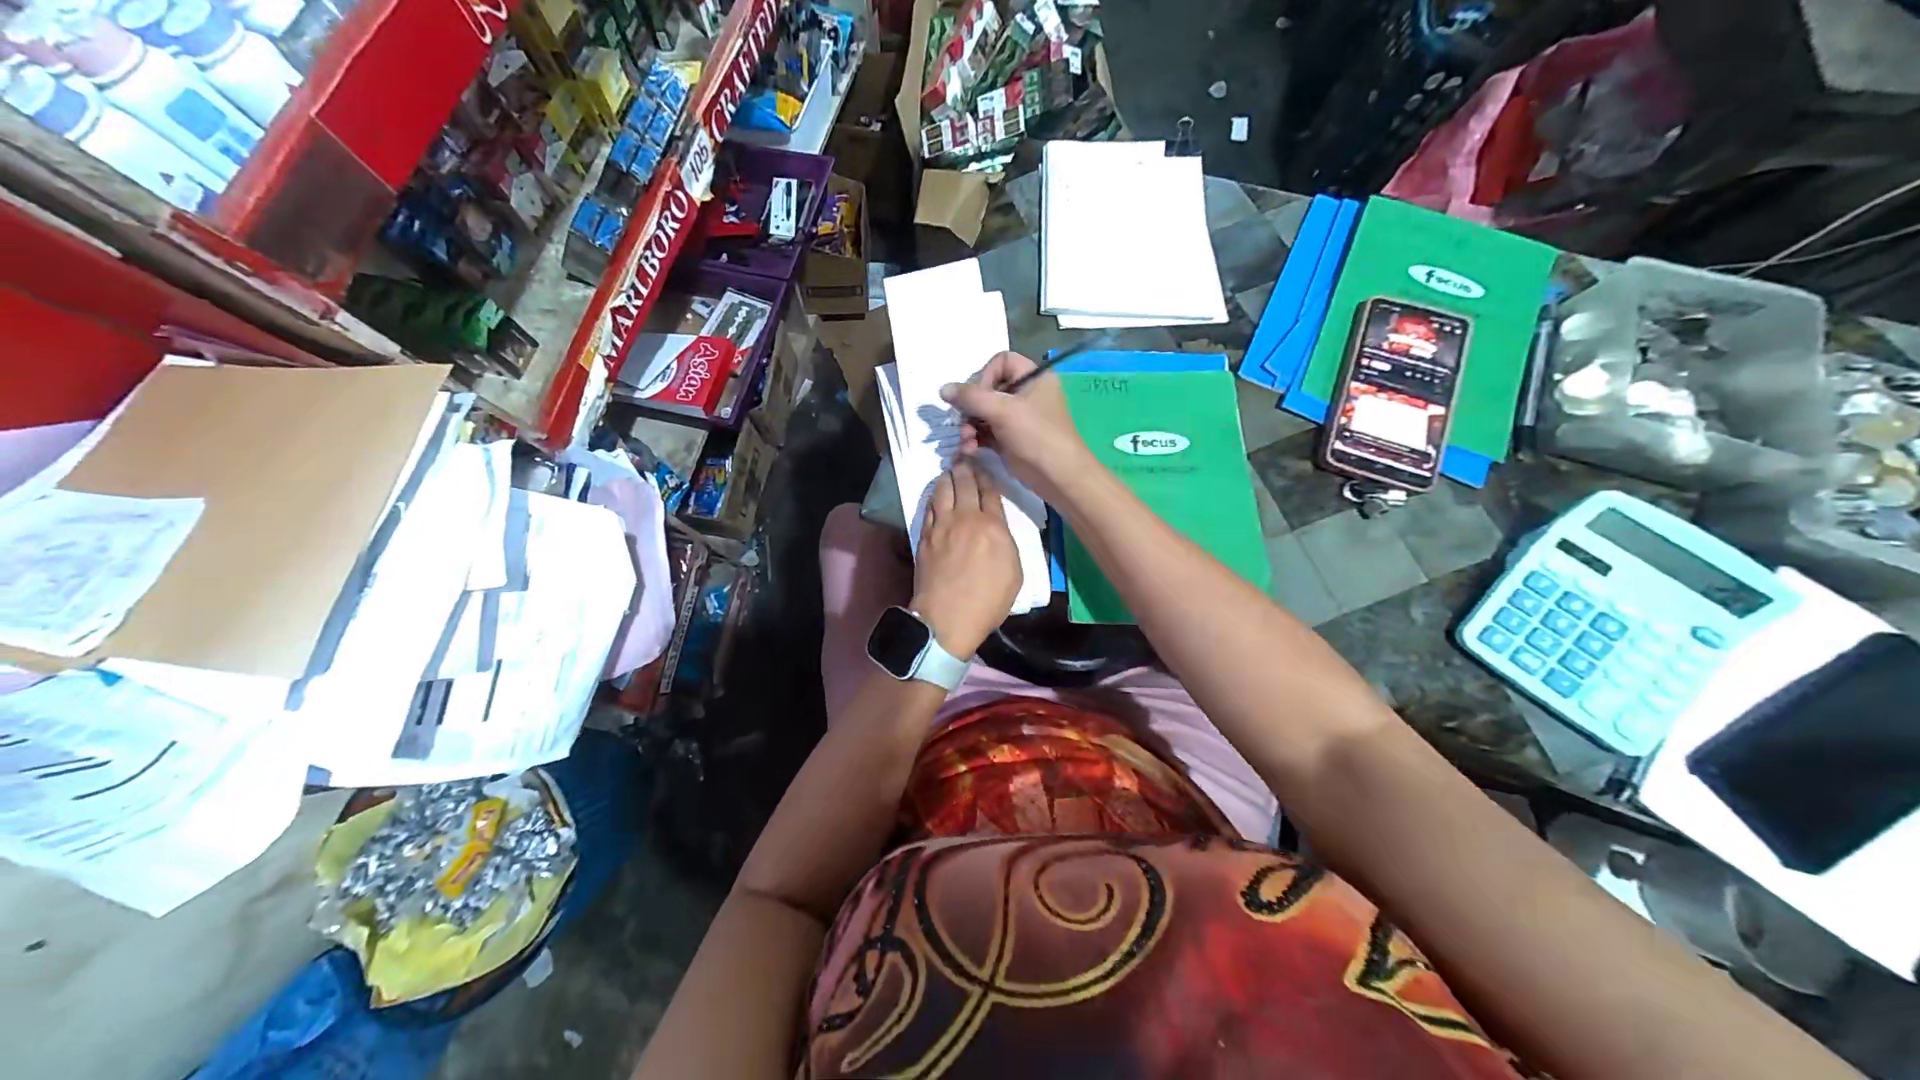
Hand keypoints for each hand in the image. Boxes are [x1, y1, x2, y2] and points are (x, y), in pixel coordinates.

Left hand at [910, 460, 1019, 657]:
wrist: (948, 618)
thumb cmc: (988, 601)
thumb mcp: (1014, 573)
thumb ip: (1007, 543)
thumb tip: (1000, 529)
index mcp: (993, 526)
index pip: (991, 491)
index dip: (988, 476)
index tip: (986, 467)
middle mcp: (967, 518)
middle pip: (966, 484)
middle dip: (967, 468)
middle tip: (966, 457)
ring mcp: (943, 525)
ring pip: (944, 490)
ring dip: (949, 476)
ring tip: (951, 470)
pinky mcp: (925, 536)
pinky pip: (930, 507)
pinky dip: (935, 495)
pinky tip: (937, 493)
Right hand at [941, 351, 1099, 505]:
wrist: (1058, 476)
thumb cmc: (1037, 435)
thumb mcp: (1003, 411)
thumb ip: (971, 397)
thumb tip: (943, 388)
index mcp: (1033, 378)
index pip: (1001, 361)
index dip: (985, 375)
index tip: (978, 395)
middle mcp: (1025, 394)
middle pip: (987, 388)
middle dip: (970, 406)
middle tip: (963, 421)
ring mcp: (1017, 418)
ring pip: (983, 412)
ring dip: (969, 425)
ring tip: (966, 440)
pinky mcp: (1010, 438)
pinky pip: (985, 431)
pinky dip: (975, 438)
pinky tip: (968, 449)